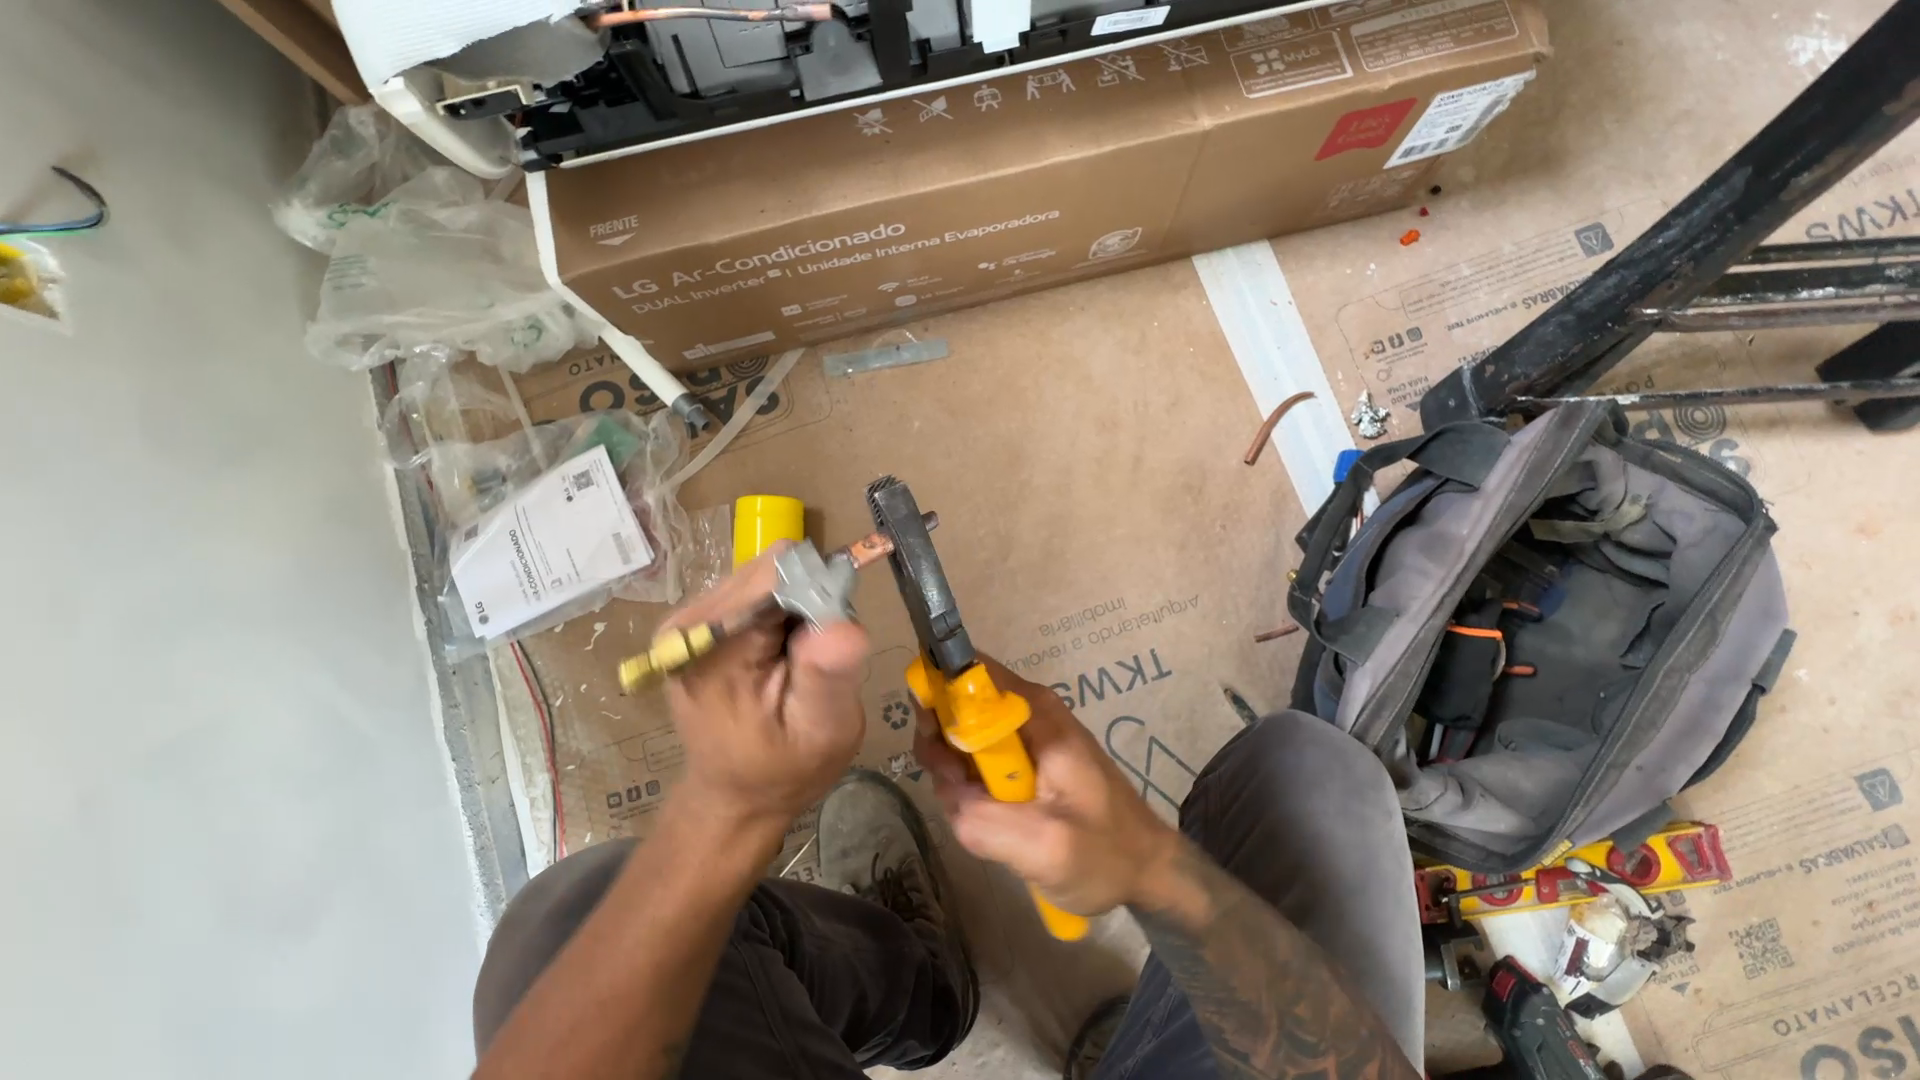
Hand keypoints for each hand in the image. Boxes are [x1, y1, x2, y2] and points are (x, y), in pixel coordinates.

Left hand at [663, 542, 869, 835]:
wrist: (735, 797)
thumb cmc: (782, 771)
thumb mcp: (822, 733)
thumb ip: (828, 677)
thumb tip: (842, 625)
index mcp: (712, 644)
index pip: (781, 572)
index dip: (820, 594)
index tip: (831, 642)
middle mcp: (689, 619)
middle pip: (774, 568)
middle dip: (810, 602)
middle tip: (815, 659)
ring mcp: (688, 617)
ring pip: (769, 574)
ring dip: (797, 609)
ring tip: (797, 661)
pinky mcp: (697, 620)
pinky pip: (757, 590)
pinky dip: (781, 614)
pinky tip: (780, 655)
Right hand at [914, 658, 1181, 916]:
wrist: (1147, 871)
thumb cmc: (1104, 855)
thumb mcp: (1042, 845)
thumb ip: (982, 817)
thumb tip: (945, 789)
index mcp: (1035, 712)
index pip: (968, 671)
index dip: (939, 701)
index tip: (937, 752)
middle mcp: (1028, 712)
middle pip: (958, 703)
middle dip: (942, 745)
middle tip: (953, 790)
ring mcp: (1027, 736)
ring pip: (962, 735)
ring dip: (953, 772)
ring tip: (972, 811)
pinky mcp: (1026, 761)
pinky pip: (978, 759)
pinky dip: (969, 785)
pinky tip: (986, 817)